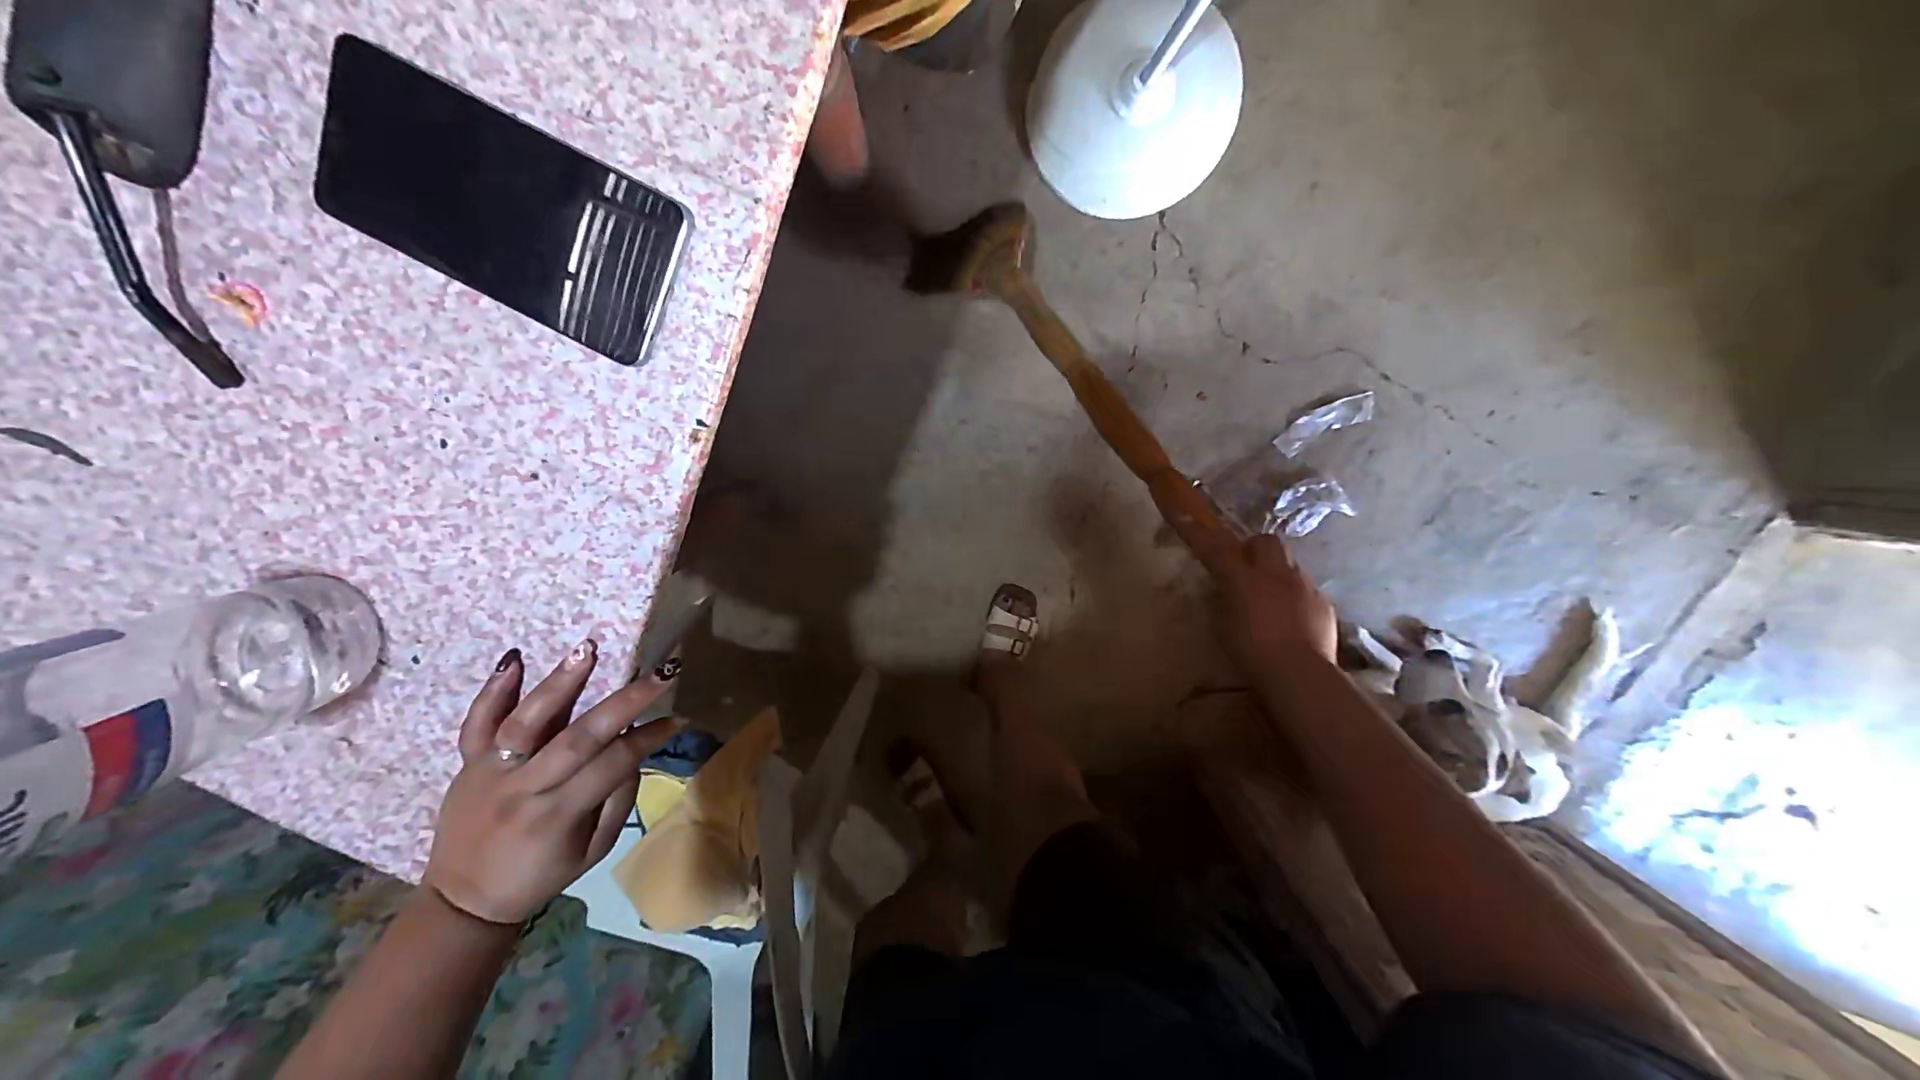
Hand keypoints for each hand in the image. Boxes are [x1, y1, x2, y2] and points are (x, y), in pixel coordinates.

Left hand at [423, 639, 679, 923]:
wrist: (463, 900)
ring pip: (525, 722)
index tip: (677, 717)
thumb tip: (636, 749)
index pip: (613, 764)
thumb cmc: (540, 875)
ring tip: (588, 648)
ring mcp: (490, 772)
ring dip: (560, 683)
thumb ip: (617, 800)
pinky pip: (476, 723)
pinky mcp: (467, 763)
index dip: (648, 738)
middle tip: (661, 673)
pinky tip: (514, 658)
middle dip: (625, 702)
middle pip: (579, 736)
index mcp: (557, 815)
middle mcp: (524, 788)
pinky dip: (493, 691)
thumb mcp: (592, 850)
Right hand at [1155, 479, 1337, 672]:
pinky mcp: (1323, 603)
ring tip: (1269, 598)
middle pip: (1265, 542)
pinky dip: (1294, 595)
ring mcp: (1304, 586)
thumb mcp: (1223, 626)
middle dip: (1253, 549)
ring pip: (1288, 564)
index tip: (1185, 515)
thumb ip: (1222, 600)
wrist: (1299, 674)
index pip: (1216, 548)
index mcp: (1243, 579)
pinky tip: (1290, 617)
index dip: (1199, 533)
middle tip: (1244, 569)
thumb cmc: (1251, 652)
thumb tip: (1222, 589)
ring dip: (1275, 573)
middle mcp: (1276, 574)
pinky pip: (1305, 588)